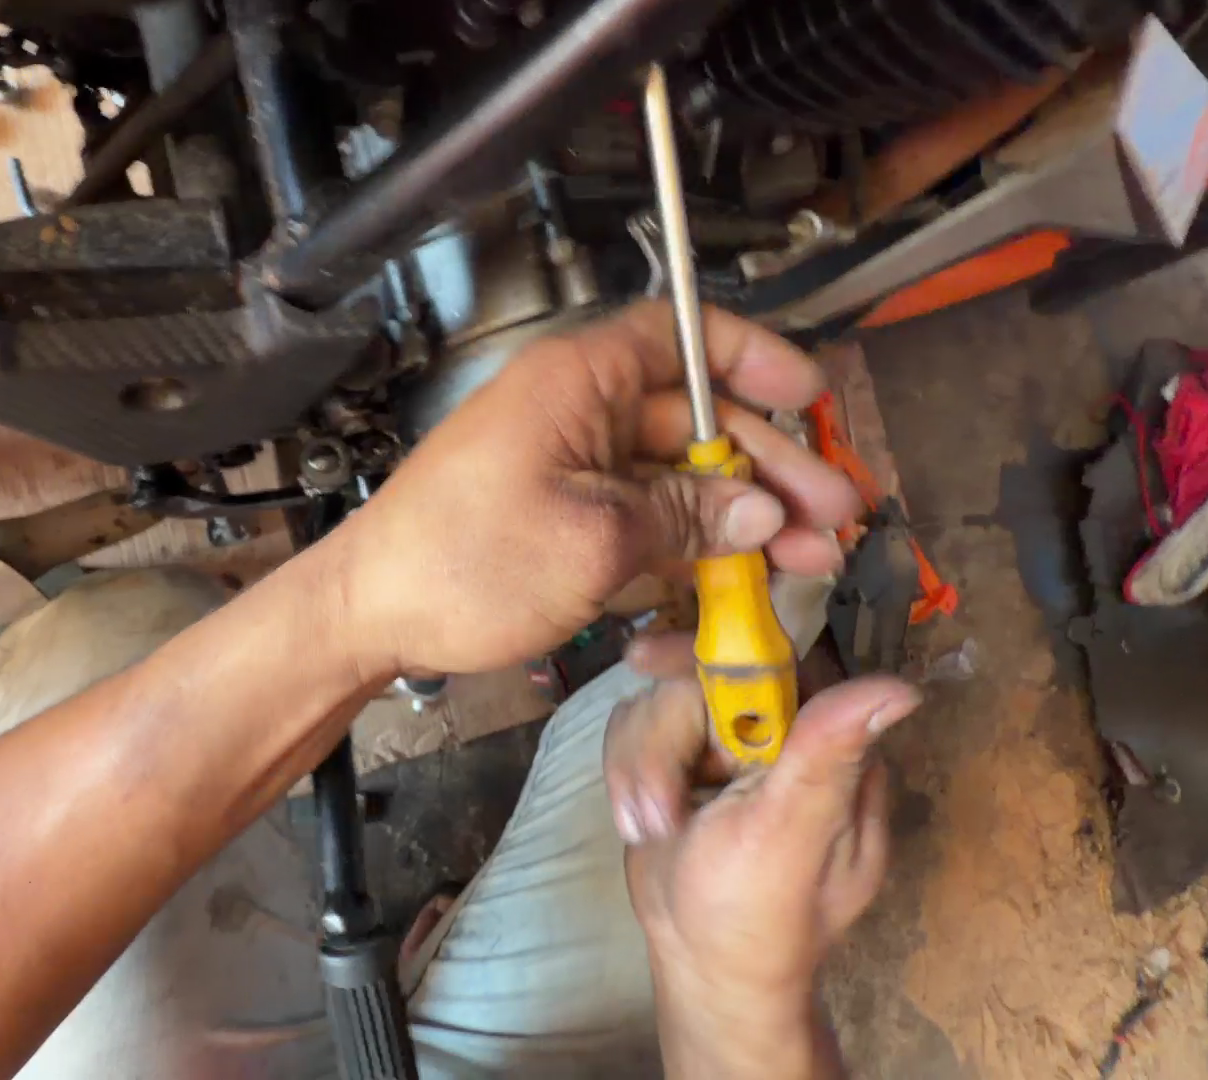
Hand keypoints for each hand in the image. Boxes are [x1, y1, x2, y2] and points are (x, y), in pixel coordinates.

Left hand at [328, 300, 858, 676]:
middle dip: (766, 464)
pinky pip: (637, 515)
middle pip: (690, 419)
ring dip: (736, 513)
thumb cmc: (468, 562)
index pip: (679, 338)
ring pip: (671, 475)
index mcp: (576, 382)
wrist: (372, 612)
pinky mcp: (558, 516)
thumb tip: (759, 510)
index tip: (810, 396)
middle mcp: (574, 412)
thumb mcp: (592, 539)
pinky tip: (737, 575)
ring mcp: (565, 468)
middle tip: (834, 515)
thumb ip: (684, 516)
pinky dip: (684, 542)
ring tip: (804, 557)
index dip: (753, 359)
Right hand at [607, 639, 921, 1076]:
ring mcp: (716, 741)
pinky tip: (638, 819)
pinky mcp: (672, 751)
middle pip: (693, 680)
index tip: (649, 661)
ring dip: (638, 769)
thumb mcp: (790, 839)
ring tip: (650, 827)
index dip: (712, 653)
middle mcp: (772, 732)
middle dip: (661, 747)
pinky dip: (623, 773)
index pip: (772, 660)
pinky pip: (629, 726)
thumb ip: (826, 759)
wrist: (698, 959)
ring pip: (653, 702)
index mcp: (825, 748)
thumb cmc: (756, 915)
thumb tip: (900, 688)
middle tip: (655, 808)